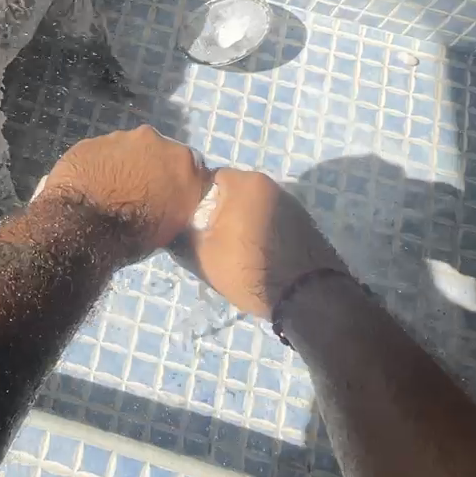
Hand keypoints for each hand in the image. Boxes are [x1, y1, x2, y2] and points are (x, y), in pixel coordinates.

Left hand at [33, 126, 210, 254]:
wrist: (86, 225)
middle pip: (156, 152)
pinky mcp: (90, 141)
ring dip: (123, 165)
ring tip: (110, 191)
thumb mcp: (175, 224)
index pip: (191, 167)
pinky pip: (99, 153)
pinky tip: (90, 185)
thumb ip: (182, 200)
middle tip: (138, 192)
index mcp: (183, 160)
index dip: (178, 181)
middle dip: (150, 168)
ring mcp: (119, 137)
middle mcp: (155, 140)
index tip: (168, 195)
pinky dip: (98, 166)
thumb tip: (179, 198)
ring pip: (126, 150)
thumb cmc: (137, 232)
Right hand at [171, 169, 350, 317]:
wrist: (306, 297)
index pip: (207, 179)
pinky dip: (261, 230)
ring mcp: (291, 202)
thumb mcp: (202, 255)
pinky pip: (271, 218)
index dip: (195, 201)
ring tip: (234, 250)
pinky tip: (258, 253)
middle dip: (219, 211)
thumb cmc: (248, 269)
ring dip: (242, 221)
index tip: (191, 224)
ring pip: (253, 206)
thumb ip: (181, 233)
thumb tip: (169, 225)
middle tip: (210, 239)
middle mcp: (270, 184)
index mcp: (244, 183)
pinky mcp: (304, 221)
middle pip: (232, 192)